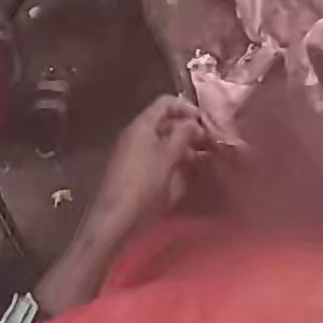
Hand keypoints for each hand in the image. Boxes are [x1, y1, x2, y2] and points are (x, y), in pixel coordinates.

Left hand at [86, 96, 207, 239]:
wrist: (116, 219)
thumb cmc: (144, 185)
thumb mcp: (169, 157)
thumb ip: (184, 135)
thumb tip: (194, 123)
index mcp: (142, 125)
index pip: (166, 103)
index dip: (187, 108)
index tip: (204, 122)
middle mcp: (135, 133)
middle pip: (163, 120)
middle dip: (186, 128)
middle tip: (206, 141)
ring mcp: (132, 151)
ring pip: (160, 139)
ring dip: (180, 144)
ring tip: (199, 157)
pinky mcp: (132, 168)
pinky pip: (155, 154)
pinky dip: (170, 157)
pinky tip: (183, 172)